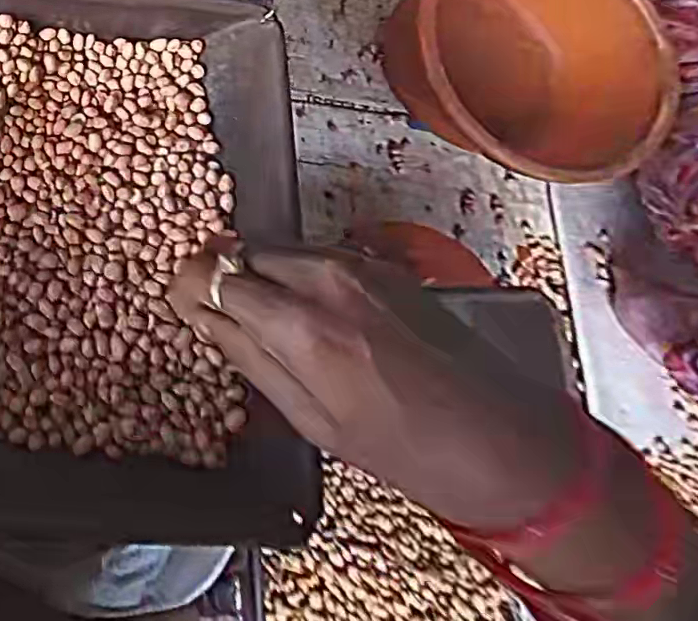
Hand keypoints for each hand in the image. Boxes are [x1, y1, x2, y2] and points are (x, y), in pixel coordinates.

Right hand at [168, 237, 580, 528]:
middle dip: (222, 274)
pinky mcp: (379, 266)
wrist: (515, 448)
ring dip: (256, 272)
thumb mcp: (309, 417)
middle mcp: (323, 280)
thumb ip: (245, 355)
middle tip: (220, 308)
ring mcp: (355, 266)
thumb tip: (201, 314)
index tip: (183, 298)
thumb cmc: (406, 448)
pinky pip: (309, 254)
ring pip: (273, 248)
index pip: (213, 276)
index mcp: (300, 325)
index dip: (190, 285)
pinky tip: (305, 309)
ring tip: (265, 313)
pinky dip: (290, 272)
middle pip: (239, 251)